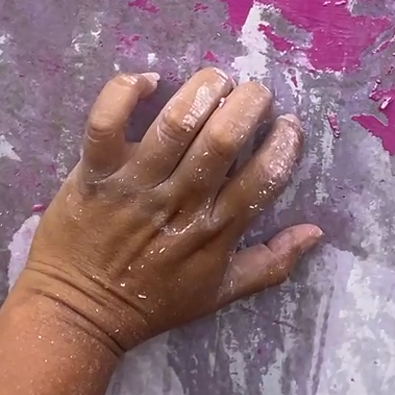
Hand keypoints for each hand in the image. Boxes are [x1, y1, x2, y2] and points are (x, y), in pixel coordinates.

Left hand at [12, 68, 324, 354]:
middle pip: (223, 140)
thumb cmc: (152, 302)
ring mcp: (136, 185)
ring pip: (175, 123)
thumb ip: (271, 264)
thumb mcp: (220, 294)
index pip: (264, 178)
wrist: (77, 315)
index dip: (284, 143)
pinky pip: (107, 122)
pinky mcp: (96, 172)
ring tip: (216, 80)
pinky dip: (127, 92)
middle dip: (248, 103)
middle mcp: (180, 202)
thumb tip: (317, 232)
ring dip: (202, 90)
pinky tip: (149, 81)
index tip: (287, 124)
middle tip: (252, 93)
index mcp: (216, 231)